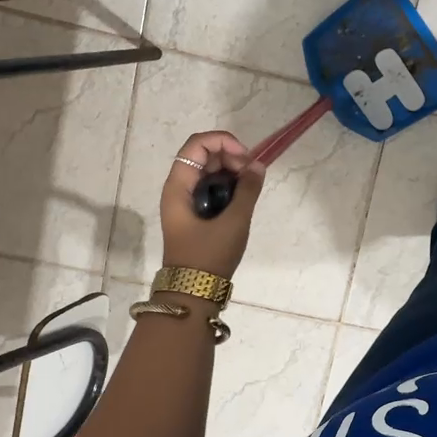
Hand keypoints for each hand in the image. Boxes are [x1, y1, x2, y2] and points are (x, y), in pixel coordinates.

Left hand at [159, 131, 265, 276]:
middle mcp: (178, 188)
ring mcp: (186, 201)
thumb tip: (258, 165)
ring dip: (231, 171)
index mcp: (178, 186)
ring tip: (250, 186)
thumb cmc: (209, 256)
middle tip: (252, 174)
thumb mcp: (234, 222)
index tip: (245, 158)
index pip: (197, 145)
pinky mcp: (196, 214)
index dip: (222, 142)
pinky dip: (228, 185)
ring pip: (209, 171)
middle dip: (230, 156)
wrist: (192, 293)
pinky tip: (244, 197)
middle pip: (203, 155)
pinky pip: (212, 188)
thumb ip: (247, 190)